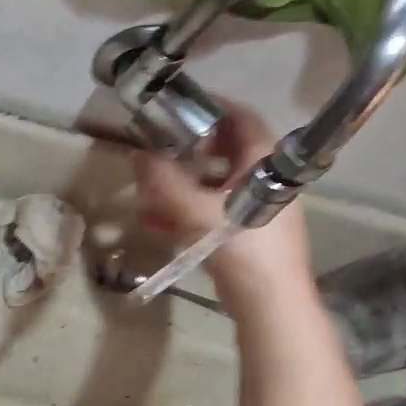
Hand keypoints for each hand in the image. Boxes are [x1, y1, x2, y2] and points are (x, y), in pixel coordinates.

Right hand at [132, 101, 312, 303]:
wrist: (268, 299)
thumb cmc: (240, 247)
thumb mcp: (196, 212)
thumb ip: (164, 184)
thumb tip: (137, 155)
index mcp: (263, 162)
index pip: (241, 118)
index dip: (212, 107)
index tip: (179, 106)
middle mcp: (266, 177)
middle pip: (228, 150)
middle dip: (191, 148)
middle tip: (159, 147)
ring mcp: (258, 206)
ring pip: (217, 183)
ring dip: (183, 183)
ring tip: (149, 188)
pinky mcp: (247, 232)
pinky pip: (213, 210)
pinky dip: (186, 210)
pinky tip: (157, 221)